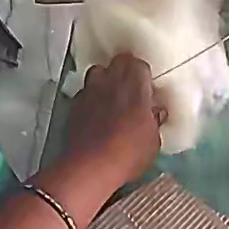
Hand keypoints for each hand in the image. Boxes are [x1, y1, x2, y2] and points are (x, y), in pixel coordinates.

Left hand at [61, 54, 163, 187]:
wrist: (90, 166)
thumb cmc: (129, 153)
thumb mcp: (153, 140)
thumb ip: (154, 120)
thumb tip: (154, 111)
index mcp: (134, 86)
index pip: (139, 65)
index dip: (143, 75)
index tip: (147, 90)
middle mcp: (111, 82)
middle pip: (118, 62)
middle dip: (125, 70)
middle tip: (131, 89)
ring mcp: (90, 91)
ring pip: (97, 72)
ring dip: (105, 79)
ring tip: (111, 97)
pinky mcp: (75, 104)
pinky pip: (85, 92)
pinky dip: (91, 98)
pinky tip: (95, 114)